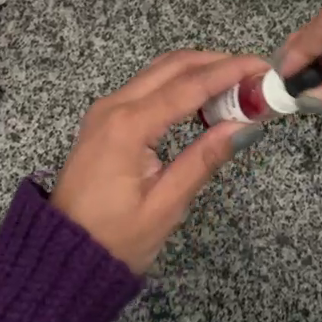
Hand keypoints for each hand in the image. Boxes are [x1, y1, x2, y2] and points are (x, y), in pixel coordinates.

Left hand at [50, 50, 270, 272]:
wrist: (60, 258)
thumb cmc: (113, 240)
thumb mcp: (165, 206)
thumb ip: (203, 160)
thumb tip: (243, 126)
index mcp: (128, 125)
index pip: (189, 85)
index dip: (229, 72)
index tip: (262, 67)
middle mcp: (114, 105)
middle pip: (174, 65)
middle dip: (217, 63)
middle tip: (254, 75)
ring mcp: (107, 108)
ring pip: (160, 71)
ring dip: (199, 71)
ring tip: (236, 87)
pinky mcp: (106, 118)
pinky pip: (148, 86)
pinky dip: (179, 84)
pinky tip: (203, 102)